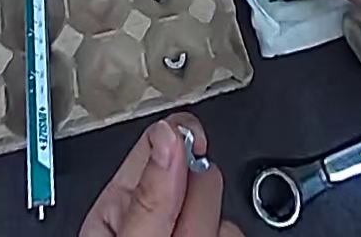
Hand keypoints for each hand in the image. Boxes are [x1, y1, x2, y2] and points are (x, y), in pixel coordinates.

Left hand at [81, 114, 241, 236]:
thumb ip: (146, 196)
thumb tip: (168, 133)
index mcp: (120, 204)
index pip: (162, 138)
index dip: (182, 132)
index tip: (198, 140)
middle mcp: (157, 216)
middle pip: (203, 172)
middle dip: (195, 203)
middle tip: (177, 232)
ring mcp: (188, 232)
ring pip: (224, 206)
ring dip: (210, 228)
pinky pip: (240, 233)